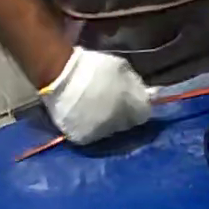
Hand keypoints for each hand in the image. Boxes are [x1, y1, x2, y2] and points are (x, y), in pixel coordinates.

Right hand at [39, 48, 153, 144]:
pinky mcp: (81, 140)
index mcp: (130, 107)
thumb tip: (147, 95)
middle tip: (111, 102)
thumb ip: (135, 85)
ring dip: (105, 123)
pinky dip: (90, 128)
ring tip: (94, 109)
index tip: (133, 100)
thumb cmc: (93, 68)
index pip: (144, 114)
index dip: (139, 106)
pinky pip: (91, 136)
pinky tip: (83, 117)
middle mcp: (117, 126)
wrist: (61, 78)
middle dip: (122, 115)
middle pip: (126, 125)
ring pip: (108, 132)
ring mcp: (98, 135)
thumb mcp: (121, 69)